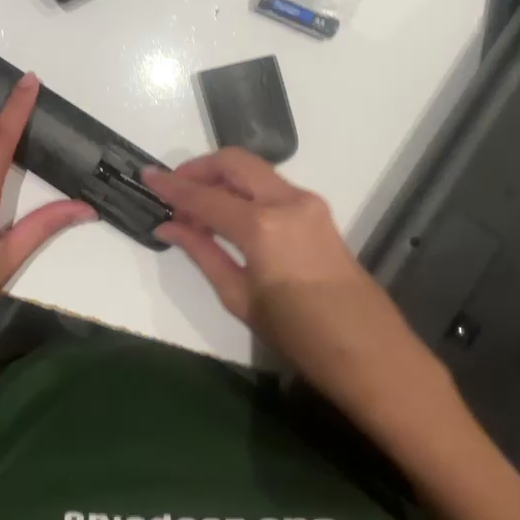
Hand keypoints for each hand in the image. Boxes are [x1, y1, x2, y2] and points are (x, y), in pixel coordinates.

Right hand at [145, 150, 444, 414]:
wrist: (373, 357)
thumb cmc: (300, 337)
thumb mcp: (239, 297)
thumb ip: (202, 252)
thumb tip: (168, 226)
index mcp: (262, 226)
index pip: (204, 195)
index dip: (171, 186)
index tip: (146, 177)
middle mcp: (286, 202)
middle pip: (233, 162)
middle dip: (198, 169)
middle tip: (174, 191)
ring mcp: (308, 204)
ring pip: (254, 171)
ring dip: (222, 179)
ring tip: (198, 211)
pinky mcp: (319, 214)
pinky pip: (271, 187)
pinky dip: (244, 191)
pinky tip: (229, 218)